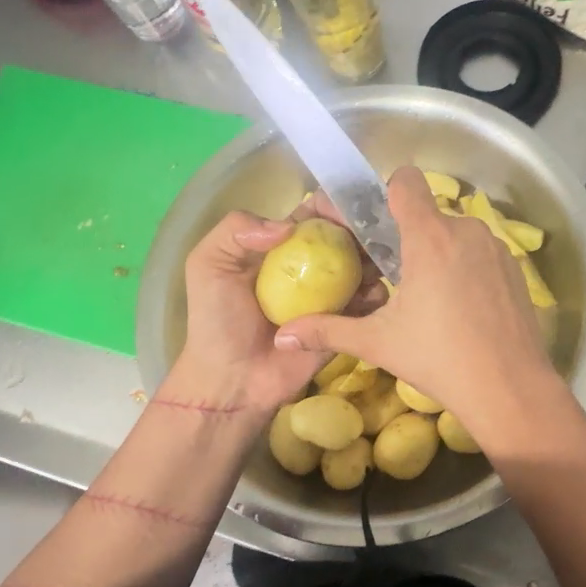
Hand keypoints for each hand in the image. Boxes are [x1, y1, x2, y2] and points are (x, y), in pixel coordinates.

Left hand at [173, 202, 365, 414]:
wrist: (232, 380)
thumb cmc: (217, 321)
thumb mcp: (208, 264)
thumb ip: (235, 229)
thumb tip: (288, 226)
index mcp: (282, 247)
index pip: (315, 217)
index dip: (333, 206)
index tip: (346, 211)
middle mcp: (312, 268)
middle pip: (347, 239)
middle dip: (363, 232)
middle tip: (372, 237)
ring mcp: (332, 297)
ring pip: (365, 268)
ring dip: (375, 260)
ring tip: (375, 264)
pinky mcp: (346, 326)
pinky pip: (371, 306)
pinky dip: (377, 295)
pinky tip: (371, 295)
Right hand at [272, 168, 561, 436]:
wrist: (509, 387)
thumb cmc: (439, 359)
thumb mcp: (378, 344)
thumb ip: (328, 331)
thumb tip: (283, 336)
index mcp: (429, 237)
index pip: (406, 181)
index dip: (386, 193)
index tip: (375, 224)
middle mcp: (466, 231)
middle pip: (429, 214)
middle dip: (409, 236)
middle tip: (393, 275)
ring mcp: (496, 249)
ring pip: (457, 236)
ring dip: (439, 254)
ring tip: (428, 297)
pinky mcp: (516, 270)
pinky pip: (481, 255)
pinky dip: (466, 270)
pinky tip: (460, 309)